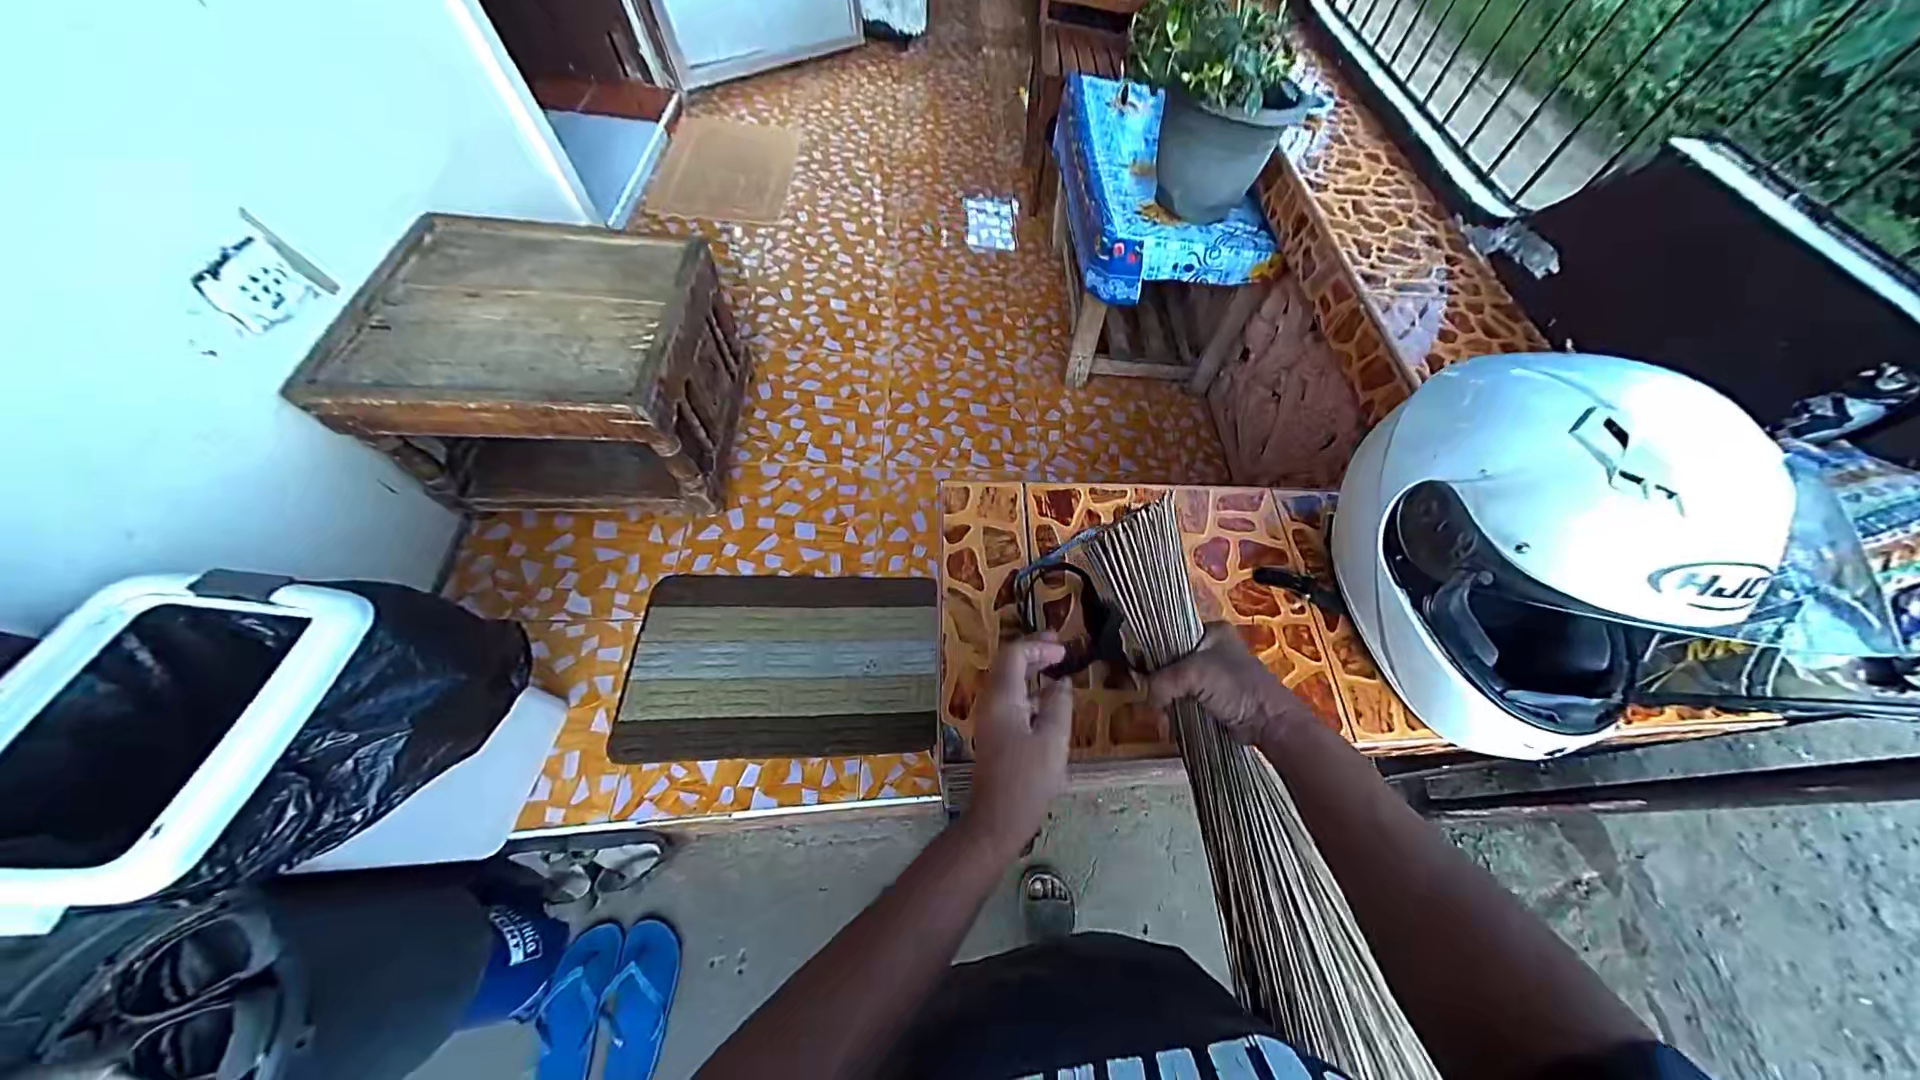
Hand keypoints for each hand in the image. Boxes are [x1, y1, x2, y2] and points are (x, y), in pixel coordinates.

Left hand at [965, 636, 1073, 855]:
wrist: (997, 820)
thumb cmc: (1027, 780)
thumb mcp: (1053, 740)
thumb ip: (1059, 705)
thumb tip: (1061, 683)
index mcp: (1002, 697)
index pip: (1014, 654)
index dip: (1039, 645)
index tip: (1064, 649)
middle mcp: (990, 702)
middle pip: (1008, 664)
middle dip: (1034, 652)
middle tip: (1060, 648)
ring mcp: (990, 718)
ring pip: (1009, 682)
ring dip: (1032, 671)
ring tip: (1058, 669)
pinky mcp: (994, 734)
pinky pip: (1011, 700)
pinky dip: (1030, 692)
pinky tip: (1049, 702)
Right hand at [1148, 623, 1314, 746]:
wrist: (1269, 723)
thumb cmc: (1236, 687)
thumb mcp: (1194, 674)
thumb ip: (1162, 681)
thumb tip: (1146, 697)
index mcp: (1211, 631)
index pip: (1169, 633)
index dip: (1152, 650)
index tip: (1139, 668)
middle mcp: (1211, 649)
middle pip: (1169, 660)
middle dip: (1158, 682)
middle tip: (1152, 698)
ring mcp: (1212, 674)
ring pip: (1175, 682)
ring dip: (1165, 700)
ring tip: (1162, 717)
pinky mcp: (1212, 697)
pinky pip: (1183, 699)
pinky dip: (1174, 709)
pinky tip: (1168, 721)